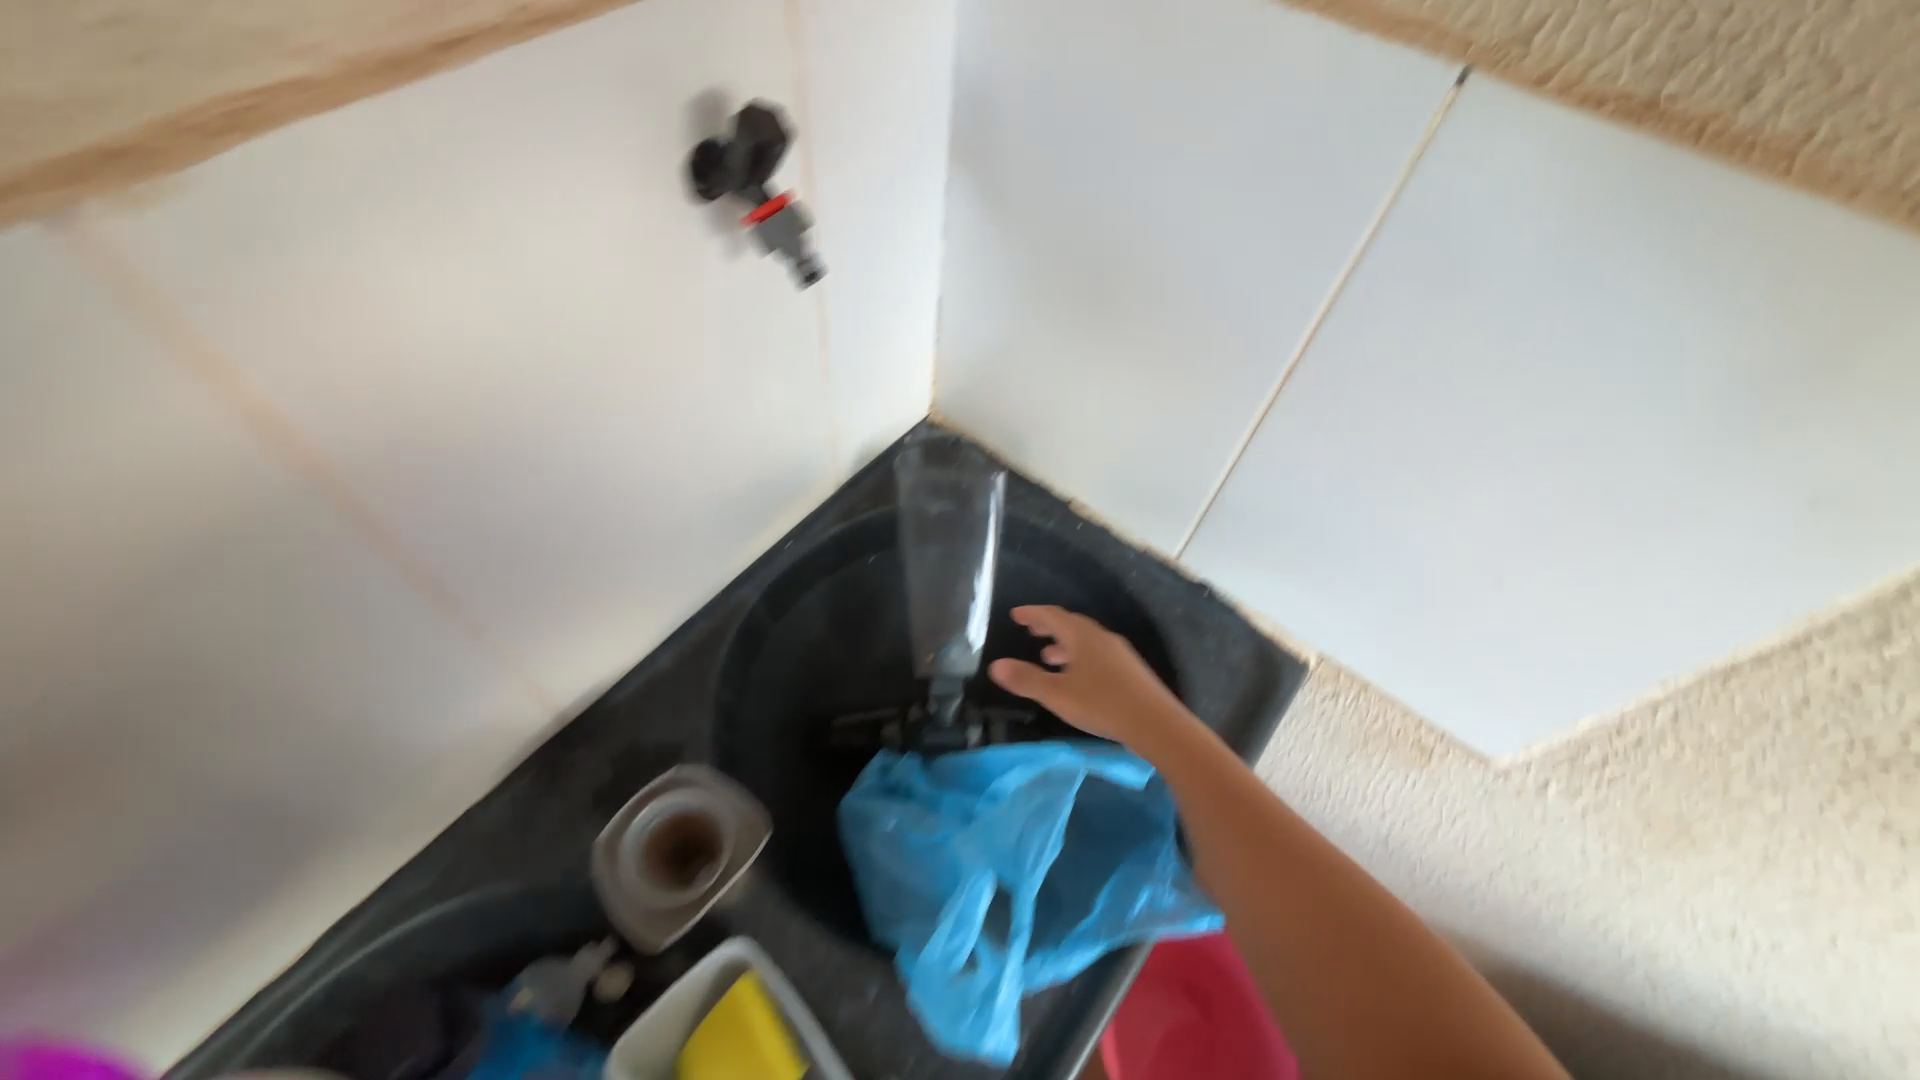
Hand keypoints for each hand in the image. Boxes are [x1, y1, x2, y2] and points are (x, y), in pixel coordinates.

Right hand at [987, 605, 1192, 749]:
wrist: (1156, 723)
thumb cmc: (1103, 704)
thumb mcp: (1057, 695)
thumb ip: (1026, 680)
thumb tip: (995, 666)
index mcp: (1082, 636)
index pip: (1052, 616)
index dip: (1033, 613)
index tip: (1016, 614)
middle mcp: (1101, 638)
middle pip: (1071, 624)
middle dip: (1048, 625)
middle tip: (1030, 629)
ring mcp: (1119, 653)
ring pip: (1086, 640)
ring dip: (1065, 644)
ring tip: (1048, 655)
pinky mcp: (1130, 670)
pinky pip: (1097, 653)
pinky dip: (1080, 656)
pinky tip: (1078, 677)